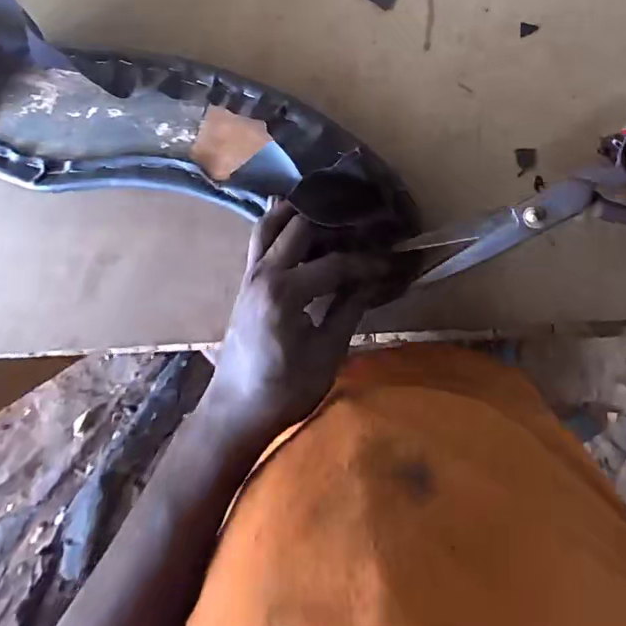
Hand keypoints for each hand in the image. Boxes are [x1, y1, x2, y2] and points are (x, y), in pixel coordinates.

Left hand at [198, 201, 399, 446]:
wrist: (235, 412)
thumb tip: (375, 278)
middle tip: (362, 227)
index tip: (390, 262)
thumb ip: (348, 309)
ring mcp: (250, 273)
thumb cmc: (284, 390)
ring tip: (330, 213)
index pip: (334, 262)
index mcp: (284, 292)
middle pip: (300, 225)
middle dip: (334, 223)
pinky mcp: (246, 280)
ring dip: (299, 213)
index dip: (366, 262)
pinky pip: (260, 238)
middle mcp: (263, 273)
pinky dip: (280, 225)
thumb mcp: (326, 353)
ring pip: (270, 223)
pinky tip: (300, 226)